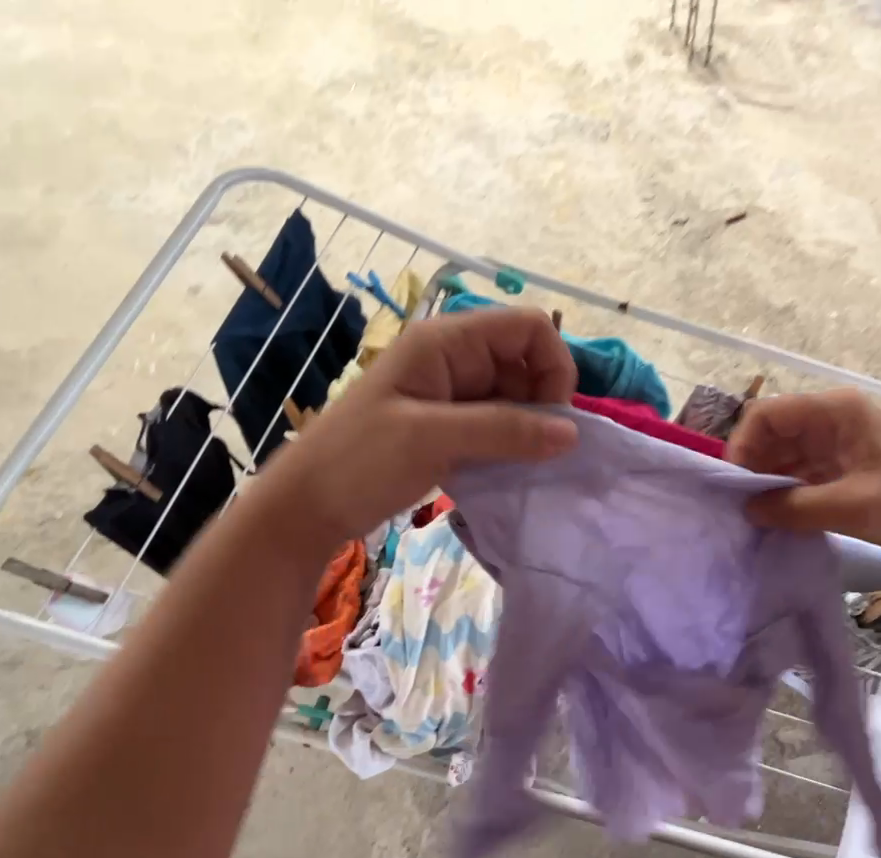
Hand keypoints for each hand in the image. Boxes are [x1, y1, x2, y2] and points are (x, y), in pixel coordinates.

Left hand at [273, 307, 578, 539]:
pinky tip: (510, 470)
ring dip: (531, 427)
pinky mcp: (452, 426)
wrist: (308, 506)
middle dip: (544, 402)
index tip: (553, 418)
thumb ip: (504, 430)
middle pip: (528, 362)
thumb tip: (572, 433)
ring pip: (518, 397)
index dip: (553, 365)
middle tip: (537, 449)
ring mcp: (453, 393)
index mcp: (446, 342)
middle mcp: (455, 359)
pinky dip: (514, 444)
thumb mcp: (432, 439)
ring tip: (523, 464)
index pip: (528, 327)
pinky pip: (501, 424)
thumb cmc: (360, 460)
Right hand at [728, 389, 880, 551]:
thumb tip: (748, 510)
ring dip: (769, 479)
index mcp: (836, 412)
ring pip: (786, 452)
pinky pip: (803, 469)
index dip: (744, 444)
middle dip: (754, 465)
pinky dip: (788, 488)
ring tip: (755, 513)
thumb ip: (794, 507)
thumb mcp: (849, 506)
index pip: (769, 414)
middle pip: (774, 432)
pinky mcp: (844, 462)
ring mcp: (839, 439)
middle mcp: (833, 418)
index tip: (735, 483)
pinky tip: (777, 513)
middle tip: (741, 504)